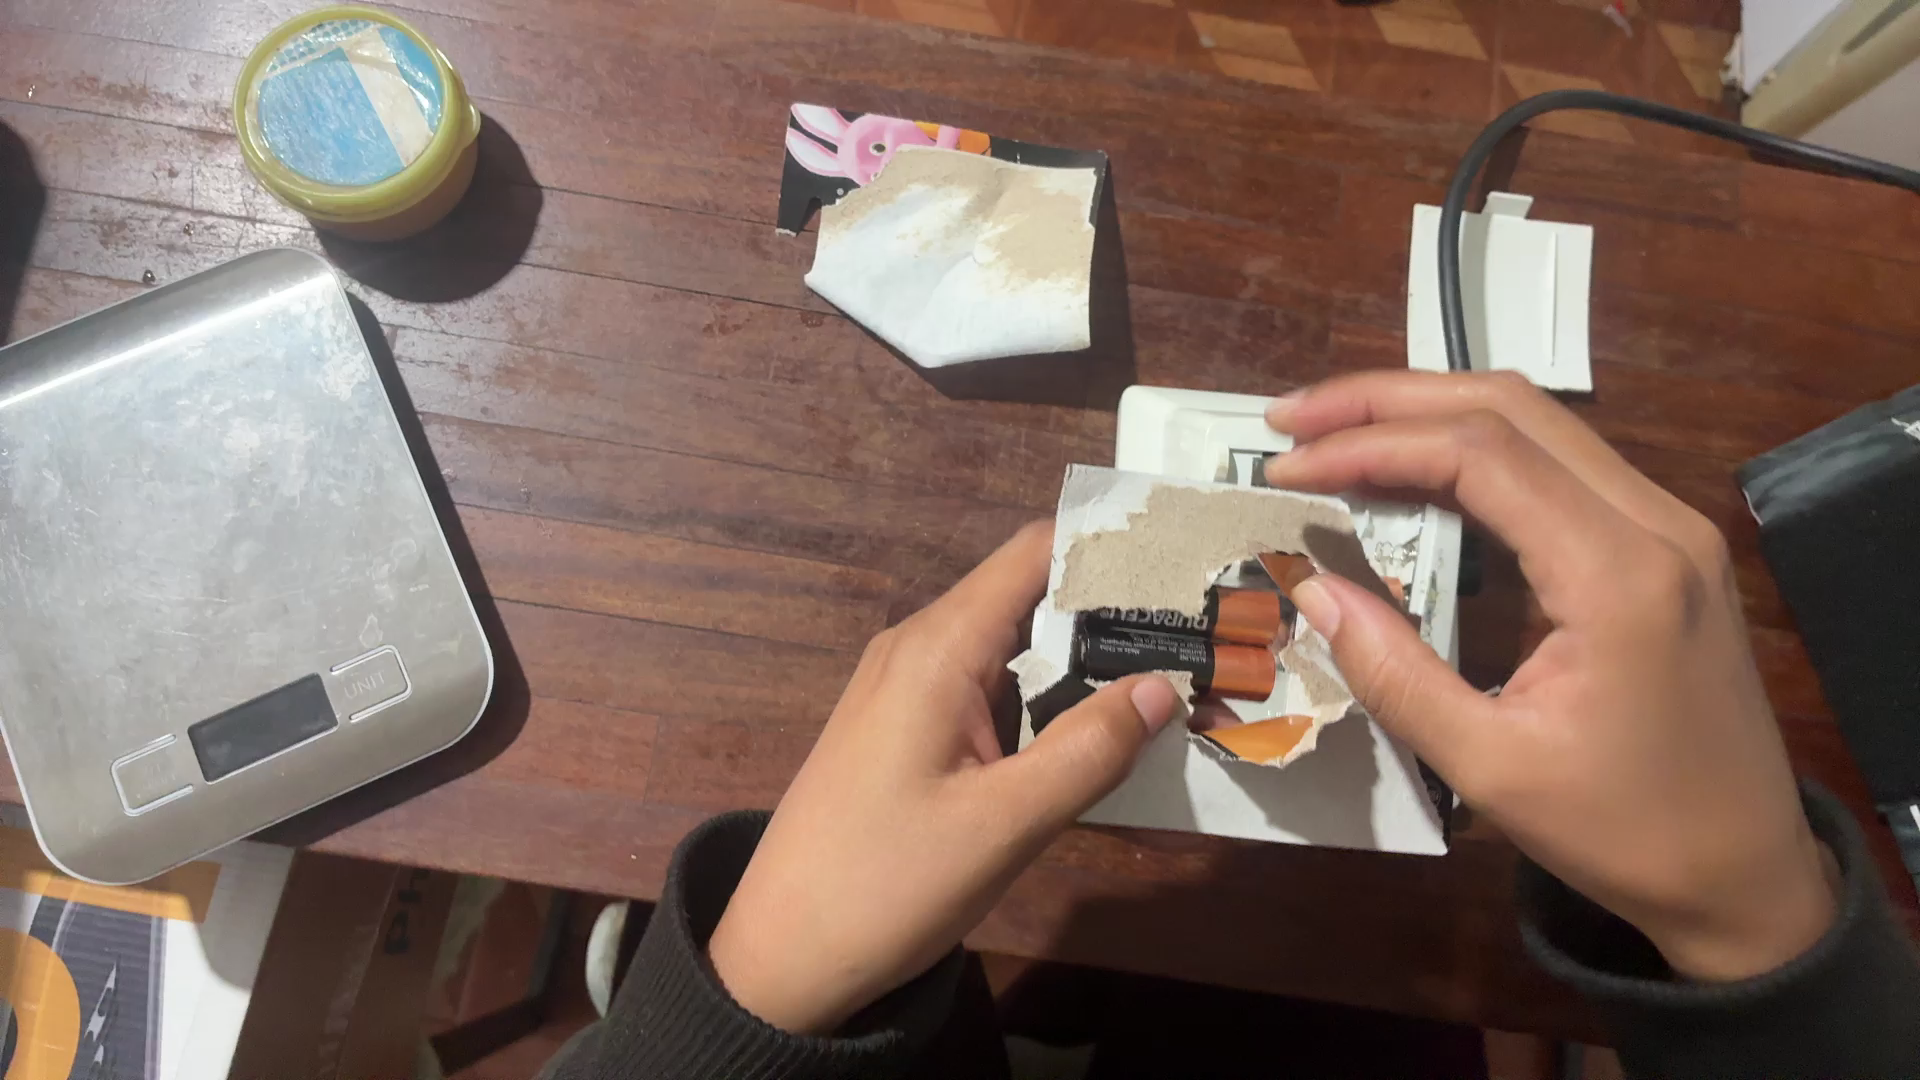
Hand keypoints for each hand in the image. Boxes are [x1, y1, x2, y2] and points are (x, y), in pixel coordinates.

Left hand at [707, 522, 1181, 1032]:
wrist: (782, 951)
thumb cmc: (885, 883)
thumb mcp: (1002, 825)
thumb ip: (1087, 751)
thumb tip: (1162, 686)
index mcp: (938, 646)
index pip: (1030, 554)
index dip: (1101, 546)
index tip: (1176, 560)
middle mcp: (921, 645)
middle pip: (1025, 595)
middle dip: (1105, 610)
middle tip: (1190, 632)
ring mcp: (910, 682)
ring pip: (1010, 645)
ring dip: (1077, 660)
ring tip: (1160, 676)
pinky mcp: (909, 720)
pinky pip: (986, 686)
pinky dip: (1040, 695)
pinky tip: (1087, 724)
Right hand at [1264, 371, 1836, 981]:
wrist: (1745, 872)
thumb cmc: (1620, 826)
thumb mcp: (1486, 763)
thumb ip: (1391, 670)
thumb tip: (1311, 589)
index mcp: (1617, 572)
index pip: (1478, 454)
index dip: (1367, 445)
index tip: (1286, 468)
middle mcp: (1650, 522)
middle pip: (1504, 406)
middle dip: (1381, 399)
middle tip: (1289, 419)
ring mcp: (1656, 524)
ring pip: (1525, 418)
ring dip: (1416, 412)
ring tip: (1326, 432)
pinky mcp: (1644, 541)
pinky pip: (1540, 459)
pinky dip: (1453, 448)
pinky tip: (1395, 471)